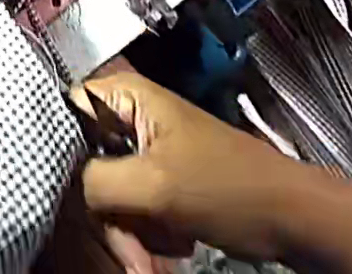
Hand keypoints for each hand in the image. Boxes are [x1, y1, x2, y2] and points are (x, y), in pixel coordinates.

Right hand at [72, 73, 302, 265]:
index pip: (68, 112)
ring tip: (158, 256)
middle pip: (86, 162)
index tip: (72, 195)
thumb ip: (99, 181)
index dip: (63, 151)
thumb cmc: (226, 186)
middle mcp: (128, 114)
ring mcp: (143, 146)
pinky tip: (172, 246)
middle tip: (133, 253)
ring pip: (107, 191)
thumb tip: (67, 187)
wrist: (288, 216)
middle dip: (109, 214)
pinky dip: (145, 233)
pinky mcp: (157, 176)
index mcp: (124, 95)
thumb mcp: (156, 185)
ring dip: (129, 232)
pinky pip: (130, 205)